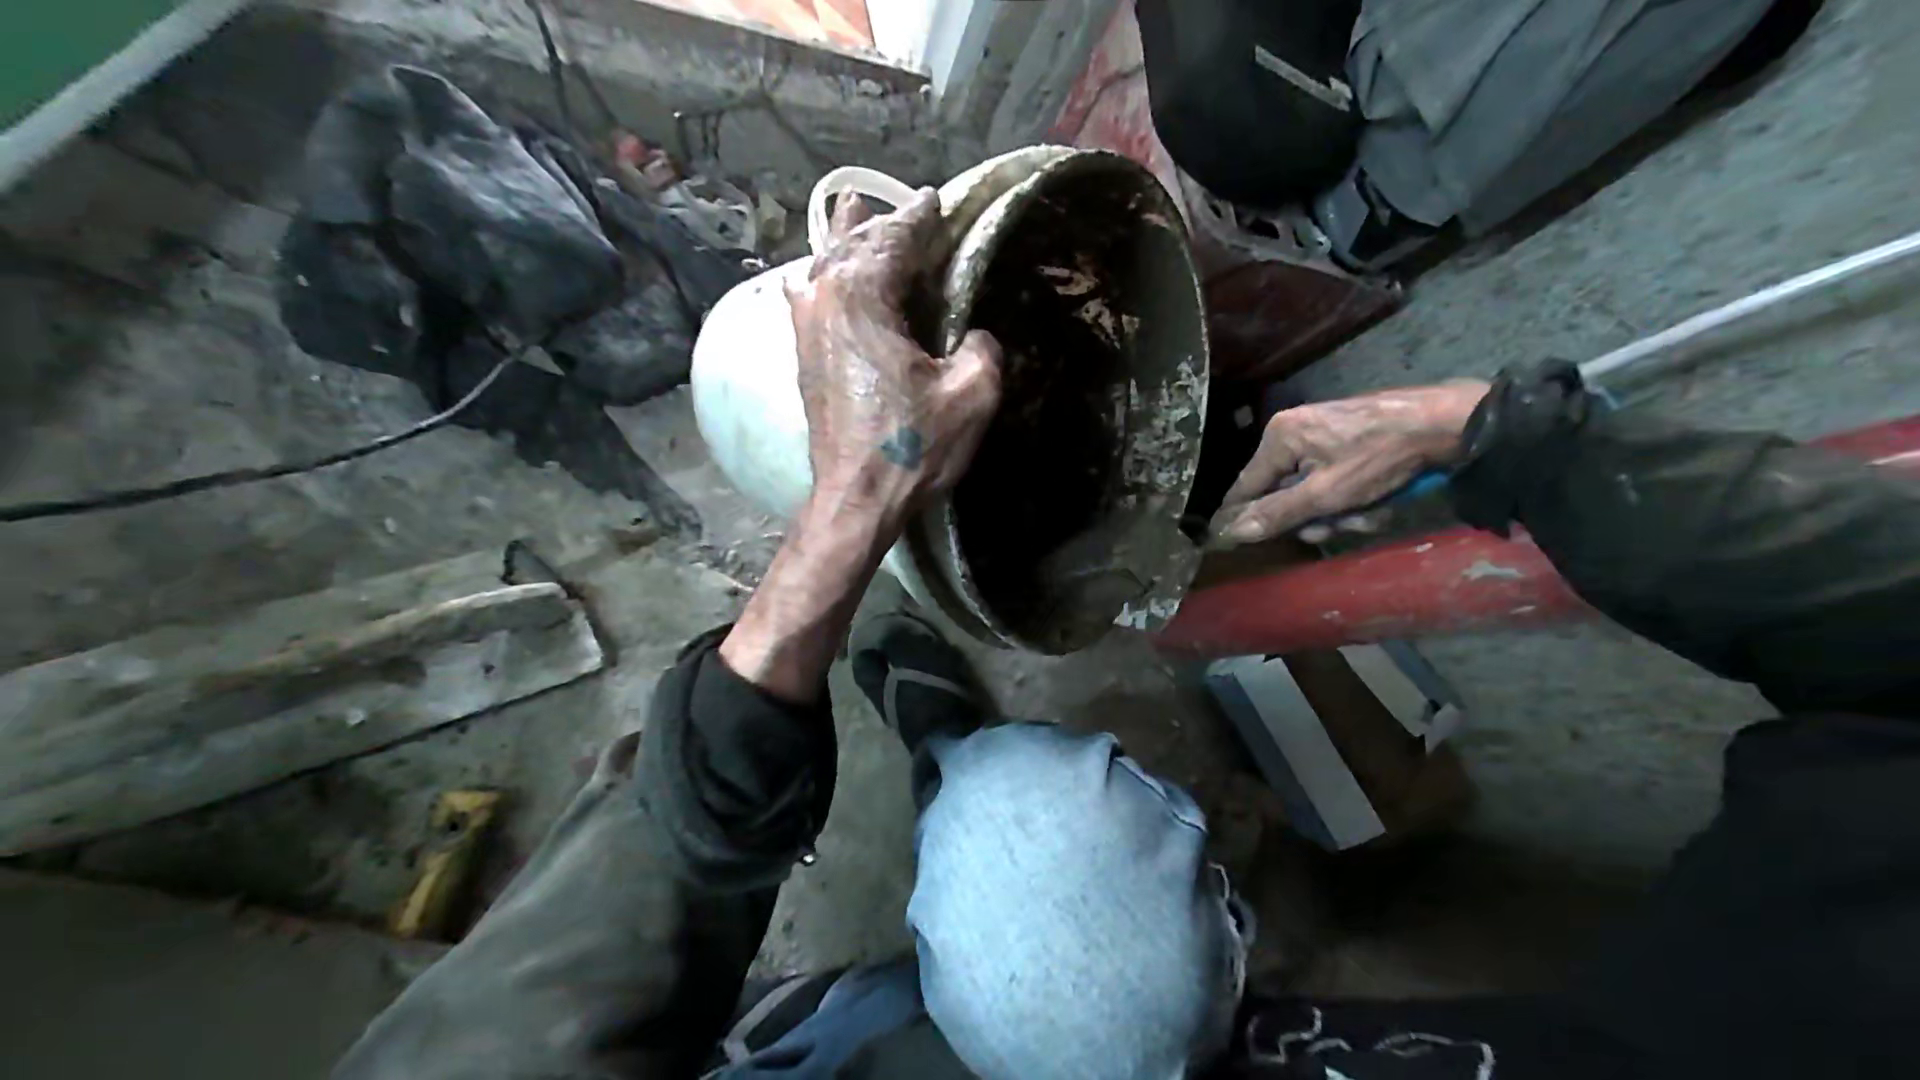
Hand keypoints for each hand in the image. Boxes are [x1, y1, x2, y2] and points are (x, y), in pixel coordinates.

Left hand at [720, 191, 1001, 703]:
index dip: (923, 216)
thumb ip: (982, 346)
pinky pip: (813, 295)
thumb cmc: (913, 445)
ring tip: (858, 215)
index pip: (898, 237)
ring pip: (826, 264)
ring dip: (848, 241)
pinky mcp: (803, 354)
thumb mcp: (973, 394)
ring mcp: (806, 326)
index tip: (940, 199)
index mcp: (863, 294)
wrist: (856, 497)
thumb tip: (973, 334)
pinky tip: (825, 274)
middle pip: (855, 241)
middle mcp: (825, 297)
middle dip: (884, 223)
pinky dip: (827, 277)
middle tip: (911, 212)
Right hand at [1209, 382, 1489, 547]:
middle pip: (1283, 490)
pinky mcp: (1349, 435)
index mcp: (1279, 437)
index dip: (1245, 517)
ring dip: (1338, 510)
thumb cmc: (1382, 458)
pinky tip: (1378, 499)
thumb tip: (1232, 531)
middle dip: (1312, 516)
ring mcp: (1322, 431)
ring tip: (1368, 516)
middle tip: (1337, 529)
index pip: (1245, 487)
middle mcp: (1293, 429)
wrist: (1451, 422)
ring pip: (1312, 487)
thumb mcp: (1327, 494)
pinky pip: (1334, 474)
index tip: (1241, 543)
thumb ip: (1277, 514)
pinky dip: (1352, 494)